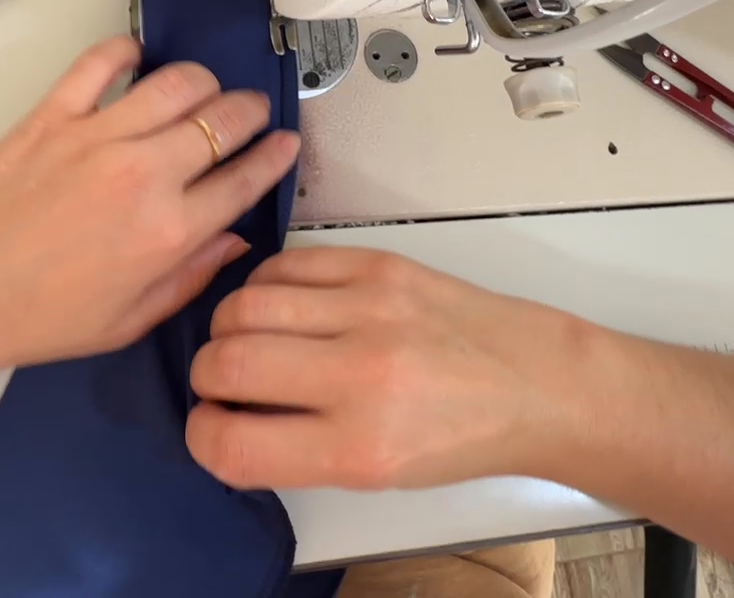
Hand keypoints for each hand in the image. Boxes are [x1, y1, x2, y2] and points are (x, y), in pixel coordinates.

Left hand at [0, 36, 299, 372]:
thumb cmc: (42, 316)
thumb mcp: (130, 319)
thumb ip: (192, 276)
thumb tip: (236, 238)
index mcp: (168, 232)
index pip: (244, 181)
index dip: (275, 157)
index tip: (288, 142)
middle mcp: (145, 174)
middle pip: (222, 121)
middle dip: (251, 111)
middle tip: (251, 111)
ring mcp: (98, 135)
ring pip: (176, 83)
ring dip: (204, 80)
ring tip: (205, 89)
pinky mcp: (55, 113)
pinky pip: (101, 61)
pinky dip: (127, 50)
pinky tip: (138, 57)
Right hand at [184, 247, 596, 489]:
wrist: (533, 380)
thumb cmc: (456, 439)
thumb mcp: (378, 472)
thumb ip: (296, 447)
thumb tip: (225, 410)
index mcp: (361, 448)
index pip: (233, 442)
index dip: (200, 433)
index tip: (209, 423)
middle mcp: (360, 374)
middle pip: (227, 360)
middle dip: (205, 372)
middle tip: (221, 377)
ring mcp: (368, 307)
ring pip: (245, 302)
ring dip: (227, 324)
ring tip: (246, 336)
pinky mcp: (376, 262)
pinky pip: (283, 263)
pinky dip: (262, 284)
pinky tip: (277, 303)